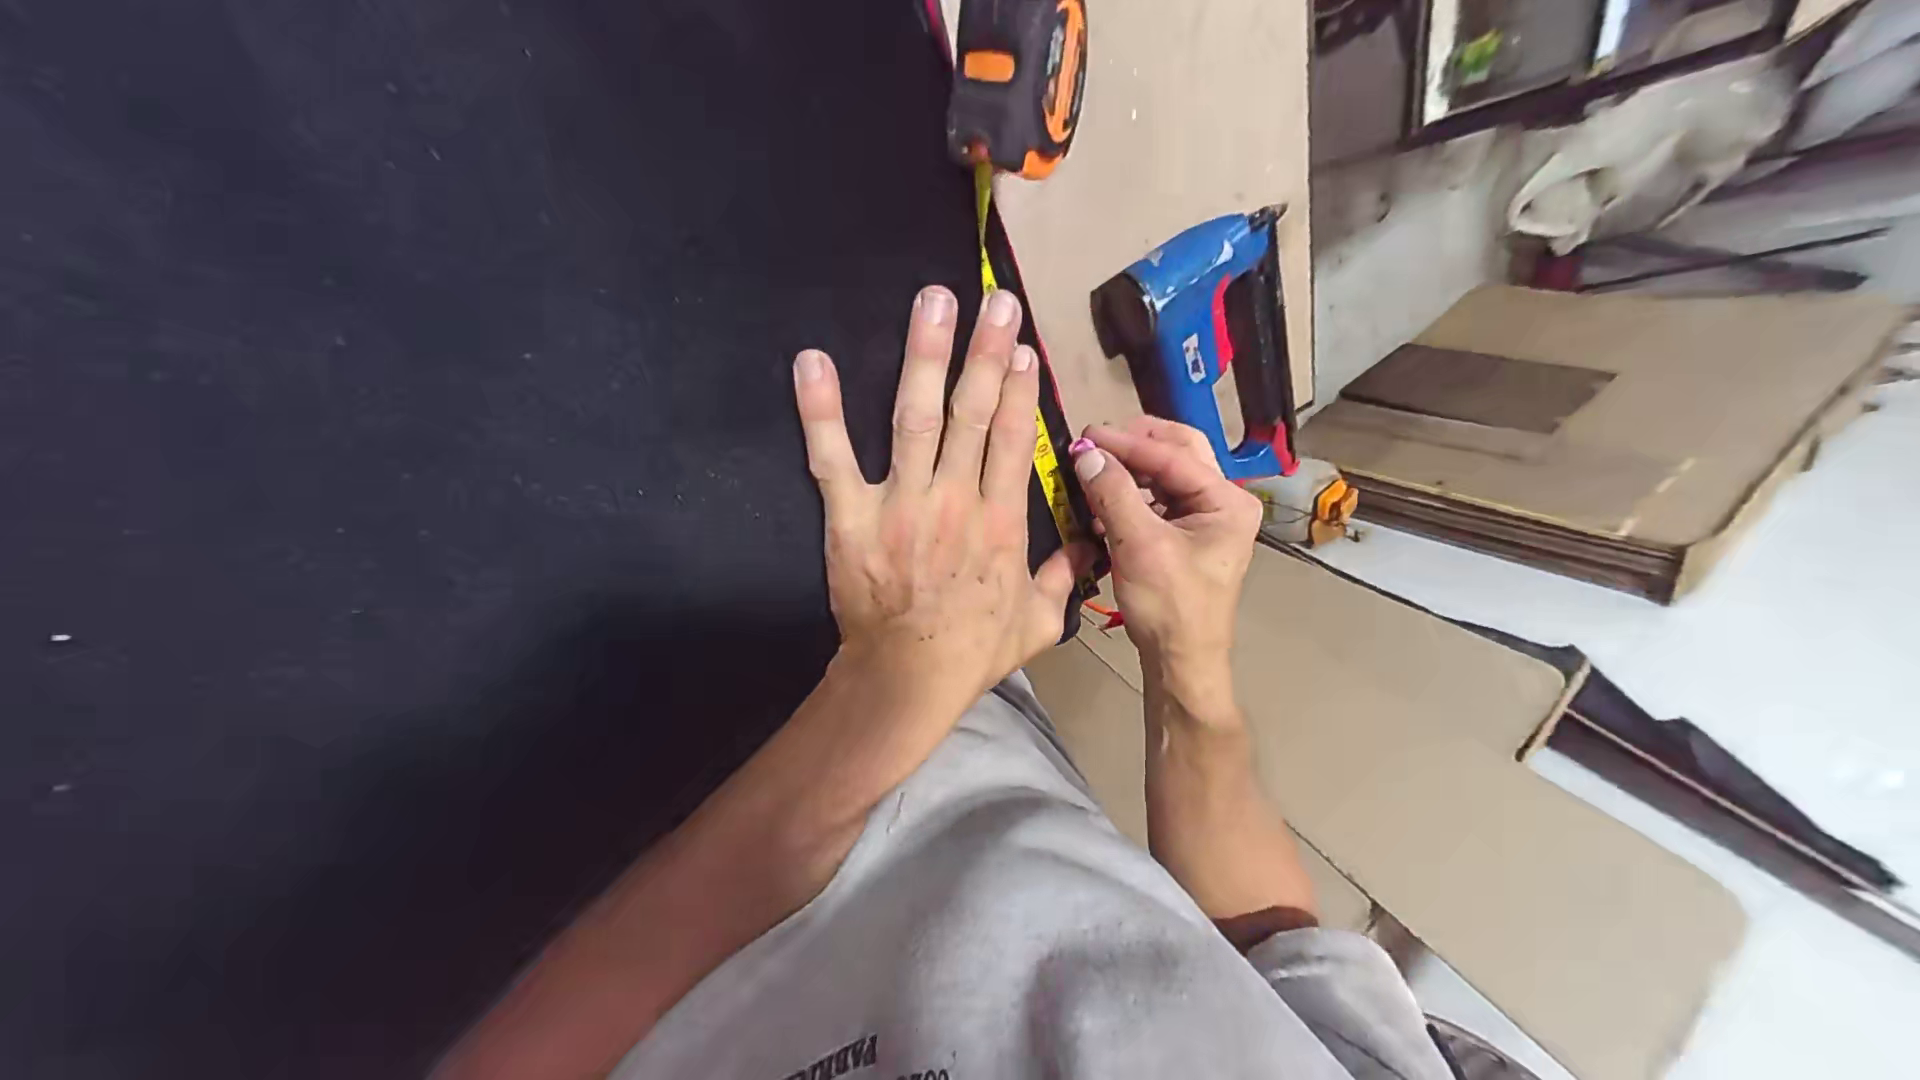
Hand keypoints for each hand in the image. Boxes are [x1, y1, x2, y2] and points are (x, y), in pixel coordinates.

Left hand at [793, 286, 1092, 706]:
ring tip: (932, 302)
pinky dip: (820, 410)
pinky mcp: (851, 517)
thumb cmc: (973, 651)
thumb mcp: (1039, 623)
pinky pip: (832, 458)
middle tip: (993, 300)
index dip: (1018, 388)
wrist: (907, 678)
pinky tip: (812, 361)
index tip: (1021, 347)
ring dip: (924, 356)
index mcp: (1000, 520)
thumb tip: (1089, 548)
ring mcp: (900, 504)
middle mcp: (954, 499)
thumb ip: (1065, 578)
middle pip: (972, 412)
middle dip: (985, 351)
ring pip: (914, 417)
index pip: (1013, 438)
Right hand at [1069, 418, 1261, 676]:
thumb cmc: (1169, 607)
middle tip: (1094, 443)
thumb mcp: (1139, 545)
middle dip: (1133, 445)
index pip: (1172, 455)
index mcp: (1227, 501)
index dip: (1126, 443)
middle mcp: (1221, 502)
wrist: (1180, 661)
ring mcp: (1203, 519)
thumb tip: (1085, 454)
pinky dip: (1127, 497)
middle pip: (1176, 453)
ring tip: (1092, 472)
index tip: (1085, 435)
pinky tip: (1100, 503)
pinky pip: (1154, 501)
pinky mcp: (1182, 535)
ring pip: (1162, 476)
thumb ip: (1113, 493)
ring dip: (1127, 472)